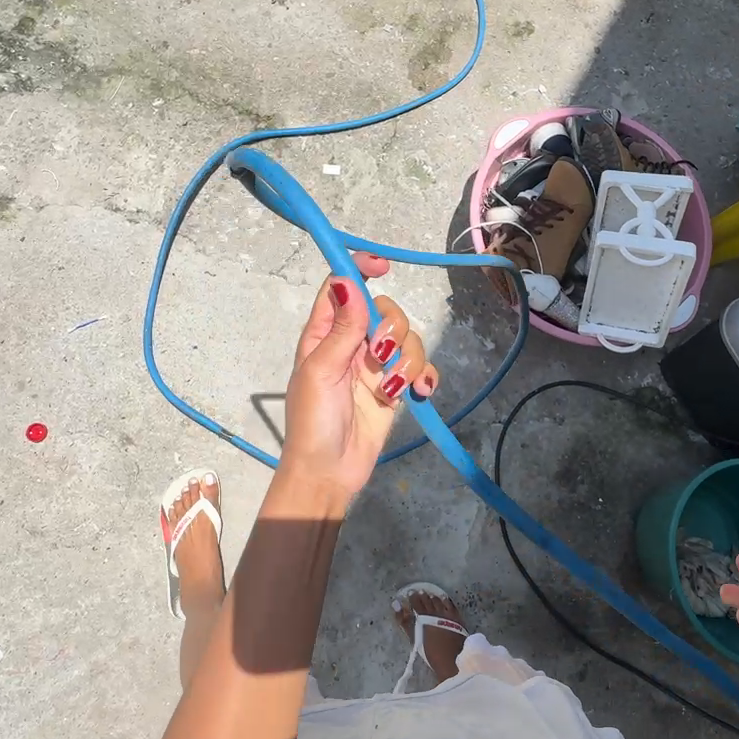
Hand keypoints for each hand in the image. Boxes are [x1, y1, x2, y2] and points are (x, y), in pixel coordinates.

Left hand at [281, 253, 439, 498]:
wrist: (330, 472)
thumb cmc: (314, 421)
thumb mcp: (321, 371)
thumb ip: (341, 328)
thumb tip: (347, 280)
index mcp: (324, 333)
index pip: (343, 287)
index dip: (360, 269)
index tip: (383, 266)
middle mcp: (353, 342)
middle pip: (385, 310)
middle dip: (392, 330)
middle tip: (381, 356)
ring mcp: (376, 364)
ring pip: (408, 338)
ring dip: (408, 361)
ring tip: (394, 388)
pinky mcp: (396, 386)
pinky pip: (421, 367)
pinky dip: (425, 376)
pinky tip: (420, 393)